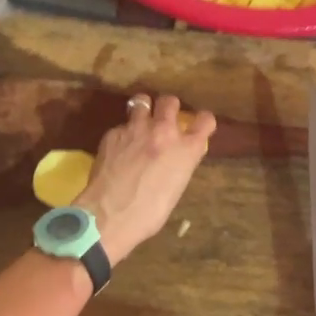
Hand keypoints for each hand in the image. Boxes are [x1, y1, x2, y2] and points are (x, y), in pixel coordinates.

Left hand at [75, 93, 215, 263]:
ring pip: (142, 101)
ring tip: (140, 121)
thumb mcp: (176, 188)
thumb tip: (174, 158)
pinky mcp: (113, 133)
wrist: (110, 215)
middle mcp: (164, 131)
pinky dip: (123, 134)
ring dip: (143, 109)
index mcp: (186, 149)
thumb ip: (179, 163)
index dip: (202, 121)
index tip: (197, 125)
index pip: (205, 120)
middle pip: (170, 101)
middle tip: (163, 118)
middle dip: (168, 106)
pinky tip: (118, 149)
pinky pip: (122, 125)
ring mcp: (136, 128)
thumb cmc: (150, 213)